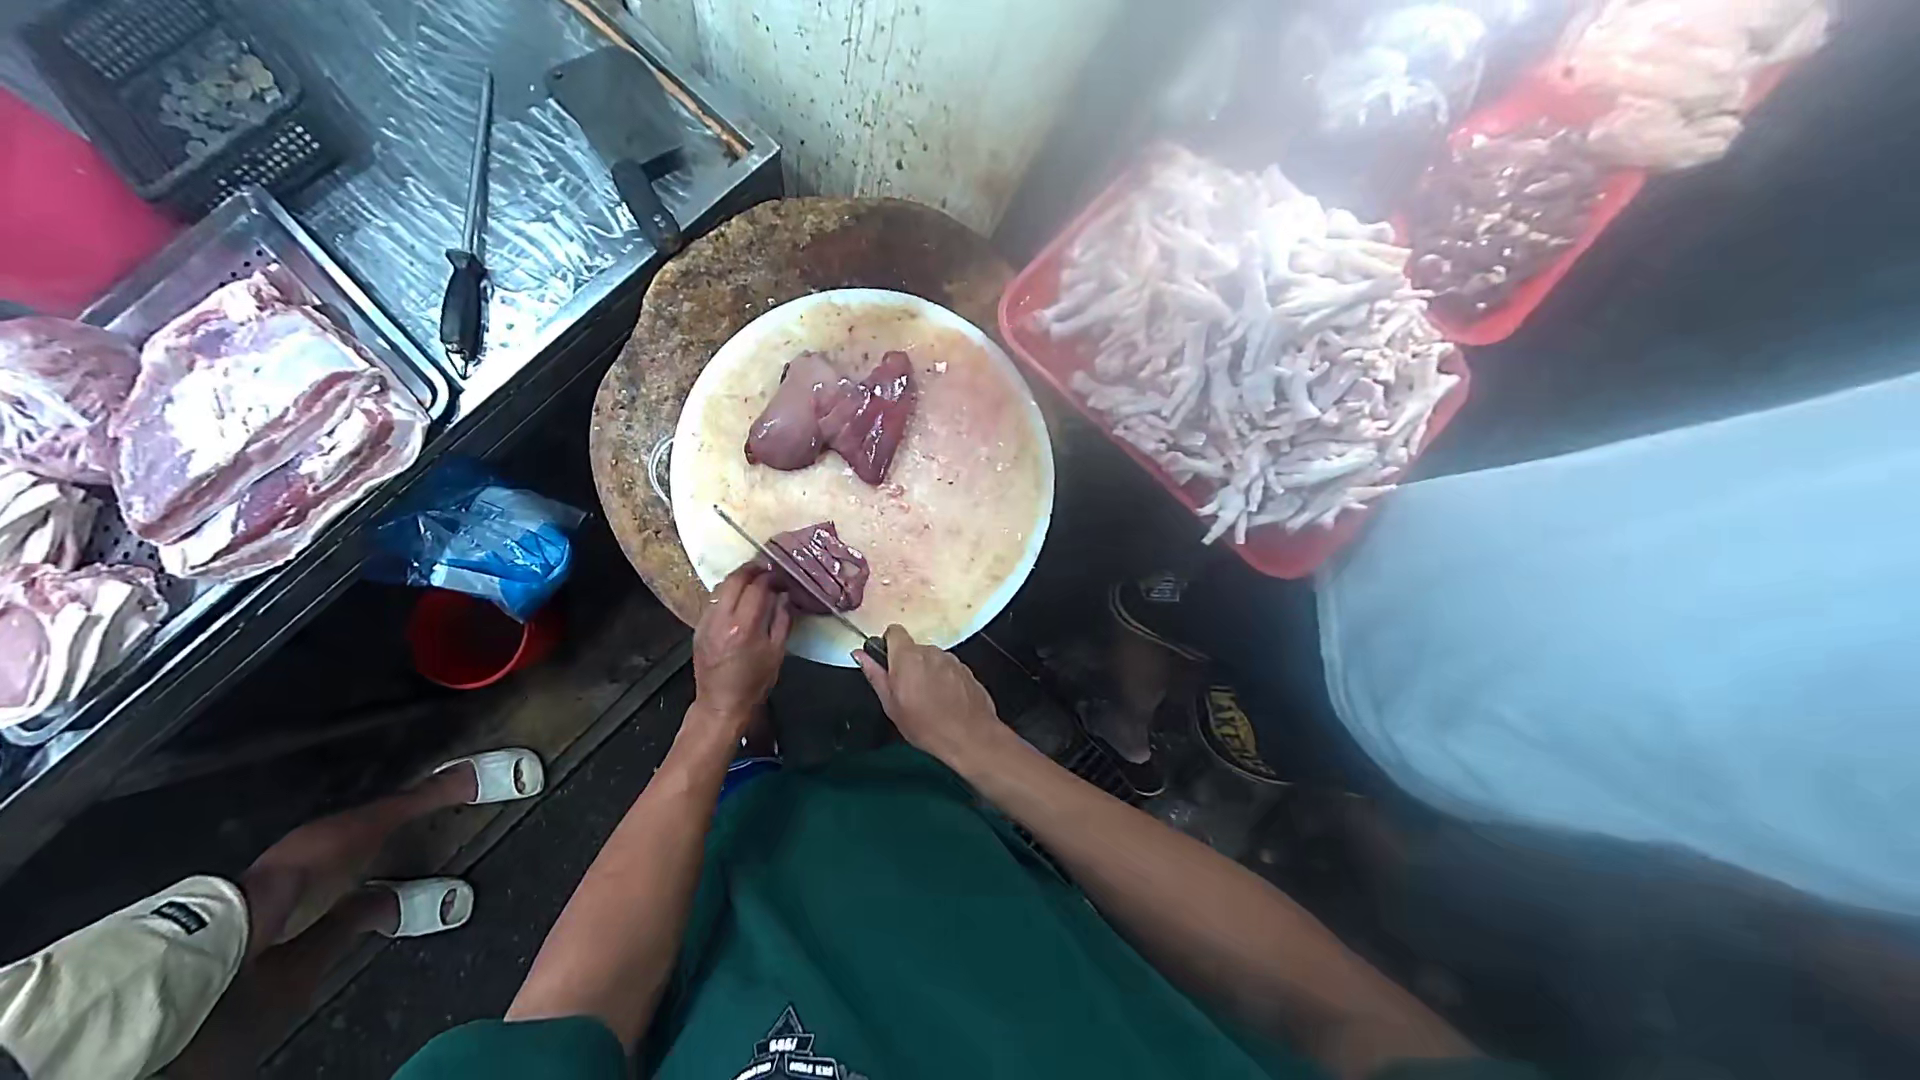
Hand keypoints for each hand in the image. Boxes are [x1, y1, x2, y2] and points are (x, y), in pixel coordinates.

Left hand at [692, 564, 791, 730]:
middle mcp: (722, 620)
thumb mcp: (777, 652)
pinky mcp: (698, 628)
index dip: (771, 577)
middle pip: (735, 580)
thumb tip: (785, 596)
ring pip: (720, 587)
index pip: (757, 587)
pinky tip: (737, 598)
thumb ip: (782, 619)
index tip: (781, 576)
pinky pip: (712, 601)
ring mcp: (706, 623)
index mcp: (745, 626)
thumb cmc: (755, 681)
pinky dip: (726, 593)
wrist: (721, 703)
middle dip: (751, 570)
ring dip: (737, 579)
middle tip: (766, 569)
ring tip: (752, 580)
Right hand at [855, 625, 1006, 763]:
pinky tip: (944, 702)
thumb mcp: (891, 704)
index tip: (887, 662)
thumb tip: (860, 655)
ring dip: (927, 673)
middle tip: (906, 692)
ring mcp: (952, 660)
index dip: (888, 644)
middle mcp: (931, 652)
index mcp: (908, 657)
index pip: (894, 631)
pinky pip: (948, 670)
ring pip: (931, 660)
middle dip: (908, 665)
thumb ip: (875, 675)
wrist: (970, 736)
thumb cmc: (927, 725)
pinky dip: (944, 681)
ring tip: (927, 701)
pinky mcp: (967, 670)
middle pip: (914, 649)